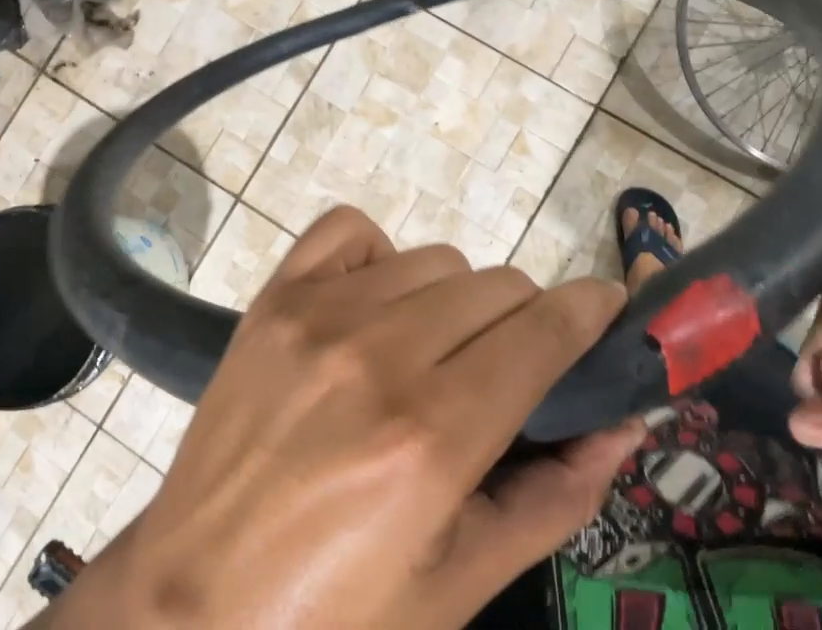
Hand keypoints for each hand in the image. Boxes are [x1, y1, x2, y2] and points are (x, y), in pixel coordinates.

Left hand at [83, 207, 644, 628]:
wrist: (196, 600)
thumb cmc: (339, 610)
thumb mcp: (465, 579)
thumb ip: (558, 494)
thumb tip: (625, 422)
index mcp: (433, 433)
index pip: (545, 328)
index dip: (591, 314)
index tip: (606, 315)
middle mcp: (379, 355)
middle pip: (500, 286)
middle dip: (526, 324)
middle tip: (505, 376)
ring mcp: (318, 316)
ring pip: (437, 259)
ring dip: (457, 300)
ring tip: (433, 355)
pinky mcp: (273, 301)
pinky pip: (352, 230)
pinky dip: (381, 257)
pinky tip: (375, 308)